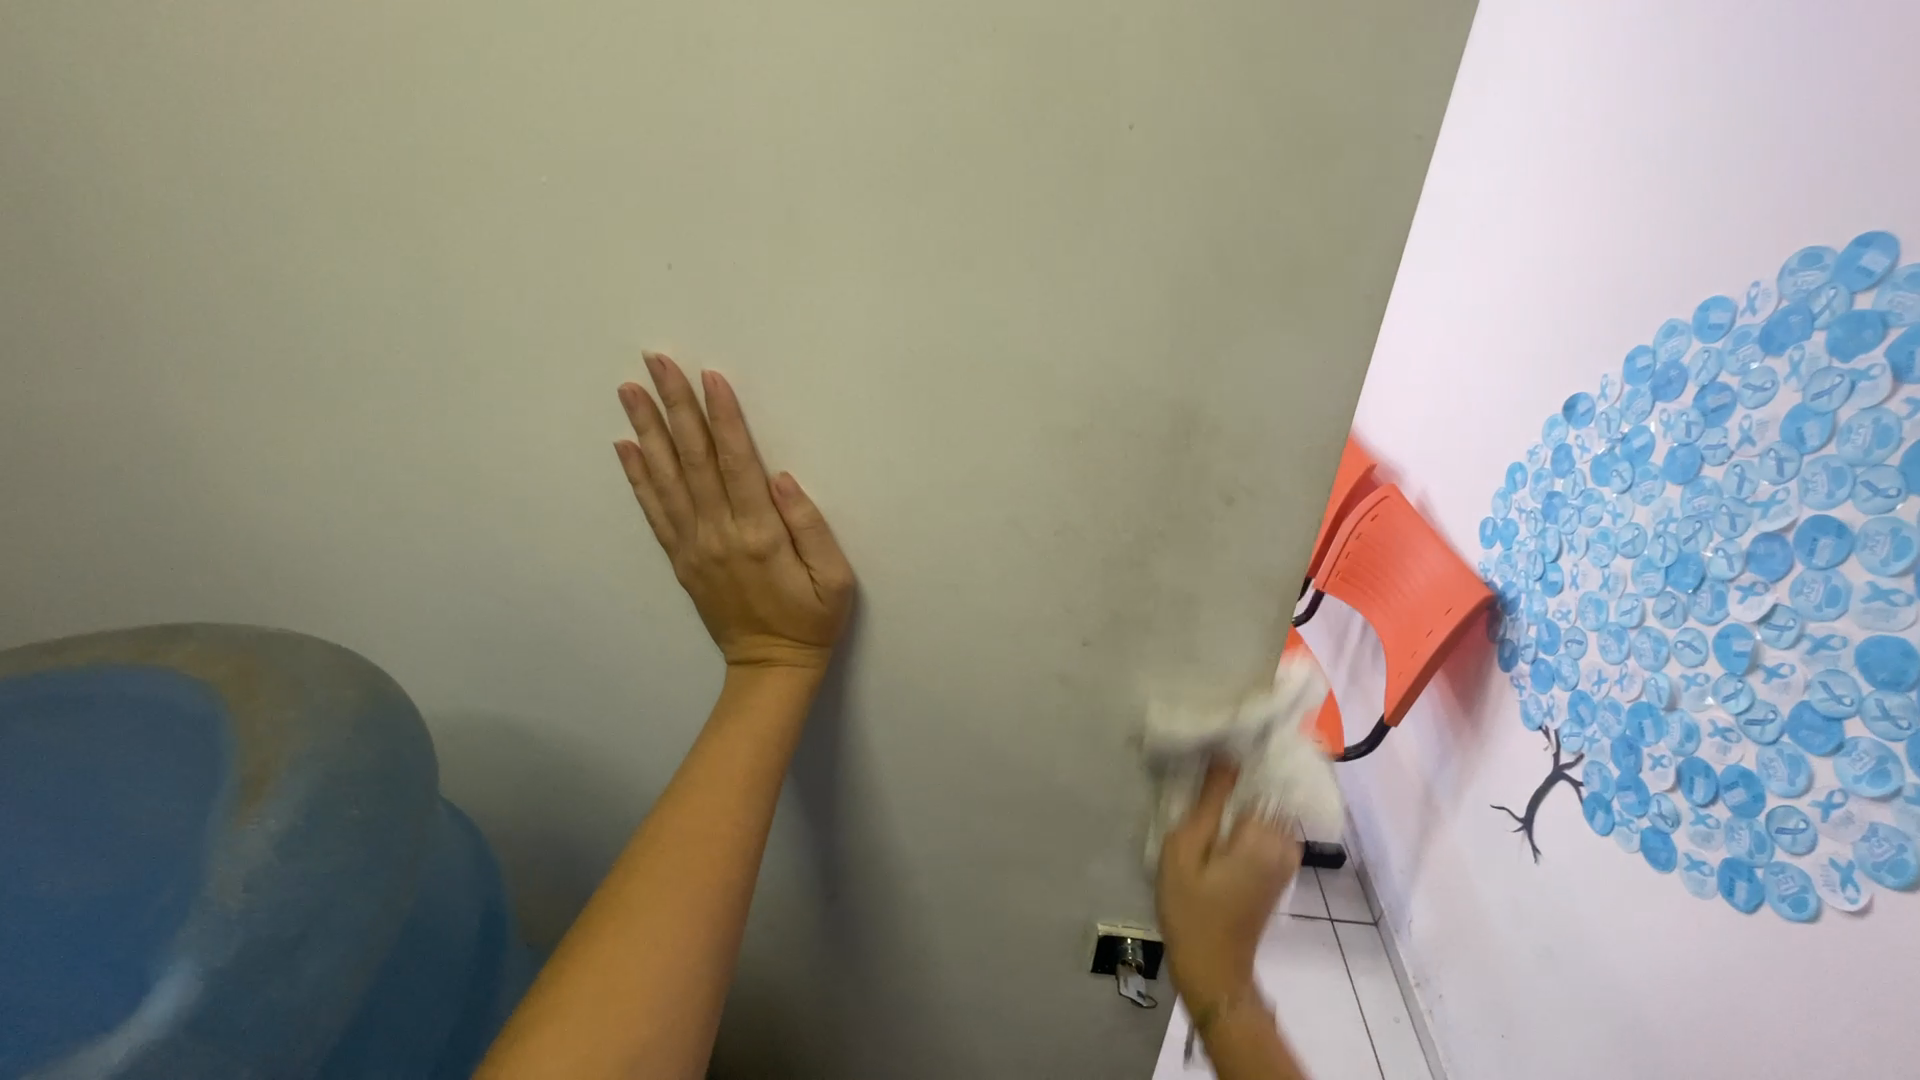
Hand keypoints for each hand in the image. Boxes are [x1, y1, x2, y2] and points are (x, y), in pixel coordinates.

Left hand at [614, 352, 854, 671]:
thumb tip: (780, 478)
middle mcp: (718, 534)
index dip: (724, 418)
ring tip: (630, 390)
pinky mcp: (681, 560)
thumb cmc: (813, 620)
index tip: (709, 377)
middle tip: (656, 362)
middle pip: (694, 460)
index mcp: (759, 535)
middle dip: (676, 406)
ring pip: (667, 479)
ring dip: (648, 431)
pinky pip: (655, 512)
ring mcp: (694, 547)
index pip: (737, 464)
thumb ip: (810, 527)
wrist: (771, 667)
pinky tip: (627, 446)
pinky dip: (639, 477)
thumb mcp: (835, 579)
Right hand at [1156, 762, 1301, 1008]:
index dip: (1242, 752)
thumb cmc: (1191, 909)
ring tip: (1208, 779)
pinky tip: (1219, 809)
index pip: (1263, 773)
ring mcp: (1287, 855)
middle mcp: (1286, 840)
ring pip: (1267, 804)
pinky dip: (1247, 812)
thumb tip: (1226, 756)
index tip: (1217, 733)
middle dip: (1241, 770)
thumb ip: (1208, 802)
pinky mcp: (1281, 865)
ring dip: (1242, 791)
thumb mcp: (1184, 849)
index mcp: (1263, 833)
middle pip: (1268, 787)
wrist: (1213, 967)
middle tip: (1205, 756)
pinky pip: (1267, 823)